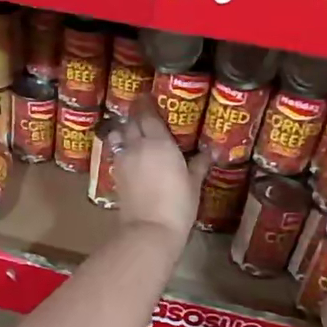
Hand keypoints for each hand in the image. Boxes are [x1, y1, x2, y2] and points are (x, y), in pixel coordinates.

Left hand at [106, 100, 204, 238]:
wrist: (149, 230)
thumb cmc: (178, 204)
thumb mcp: (193, 183)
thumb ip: (199, 164)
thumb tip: (212, 151)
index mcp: (159, 142)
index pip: (148, 114)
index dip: (147, 103)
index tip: (148, 96)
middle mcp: (138, 145)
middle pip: (131, 121)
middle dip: (135, 112)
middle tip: (142, 108)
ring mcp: (123, 159)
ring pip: (119, 134)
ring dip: (124, 128)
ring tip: (131, 128)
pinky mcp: (115, 174)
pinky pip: (116, 152)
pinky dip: (120, 146)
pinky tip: (128, 151)